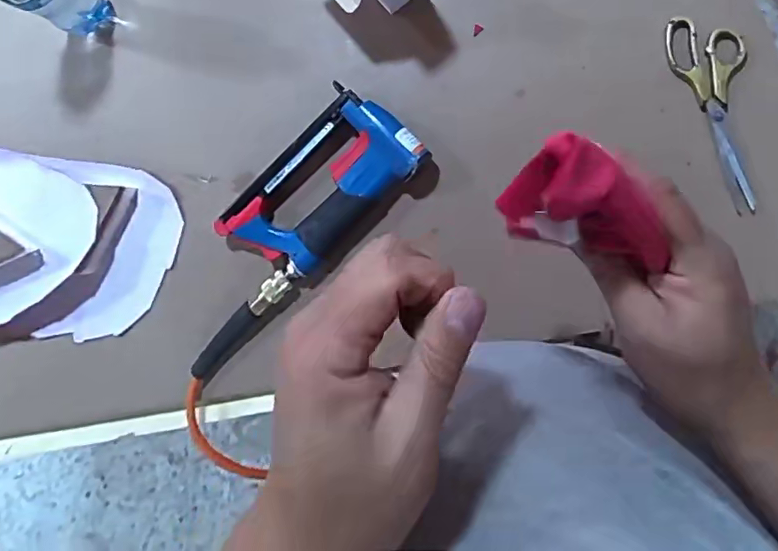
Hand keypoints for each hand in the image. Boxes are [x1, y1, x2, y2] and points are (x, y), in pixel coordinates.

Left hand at [229, 236, 487, 550]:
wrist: (306, 536)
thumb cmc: (360, 498)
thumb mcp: (412, 437)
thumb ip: (439, 360)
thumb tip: (470, 294)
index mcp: (326, 341)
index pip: (387, 267)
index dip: (432, 279)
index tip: (456, 325)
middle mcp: (310, 318)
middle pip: (378, 255)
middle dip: (423, 278)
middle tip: (441, 332)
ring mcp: (308, 322)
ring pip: (372, 265)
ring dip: (410, 287)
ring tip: (425, 338)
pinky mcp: (315, 331)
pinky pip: (362, 287)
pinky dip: (394, 297)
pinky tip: (403, 337)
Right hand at [578, 174, 770, 440]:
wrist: (736, 413)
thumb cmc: (686, 372)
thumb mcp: (637, 321)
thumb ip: (606, 267)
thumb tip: (572, 227)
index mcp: (700, 254)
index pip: (660, 195)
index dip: (622, 170)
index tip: (582, 155)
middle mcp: (705, 243)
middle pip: (654, 200)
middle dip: (609, 184)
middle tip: (565, 176)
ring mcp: (700, 254)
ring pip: (653, 215)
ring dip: (613, 205)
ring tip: (571, 195)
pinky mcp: (691, 267)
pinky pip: (655, 235)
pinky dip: (624, 226)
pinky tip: (596, 226)